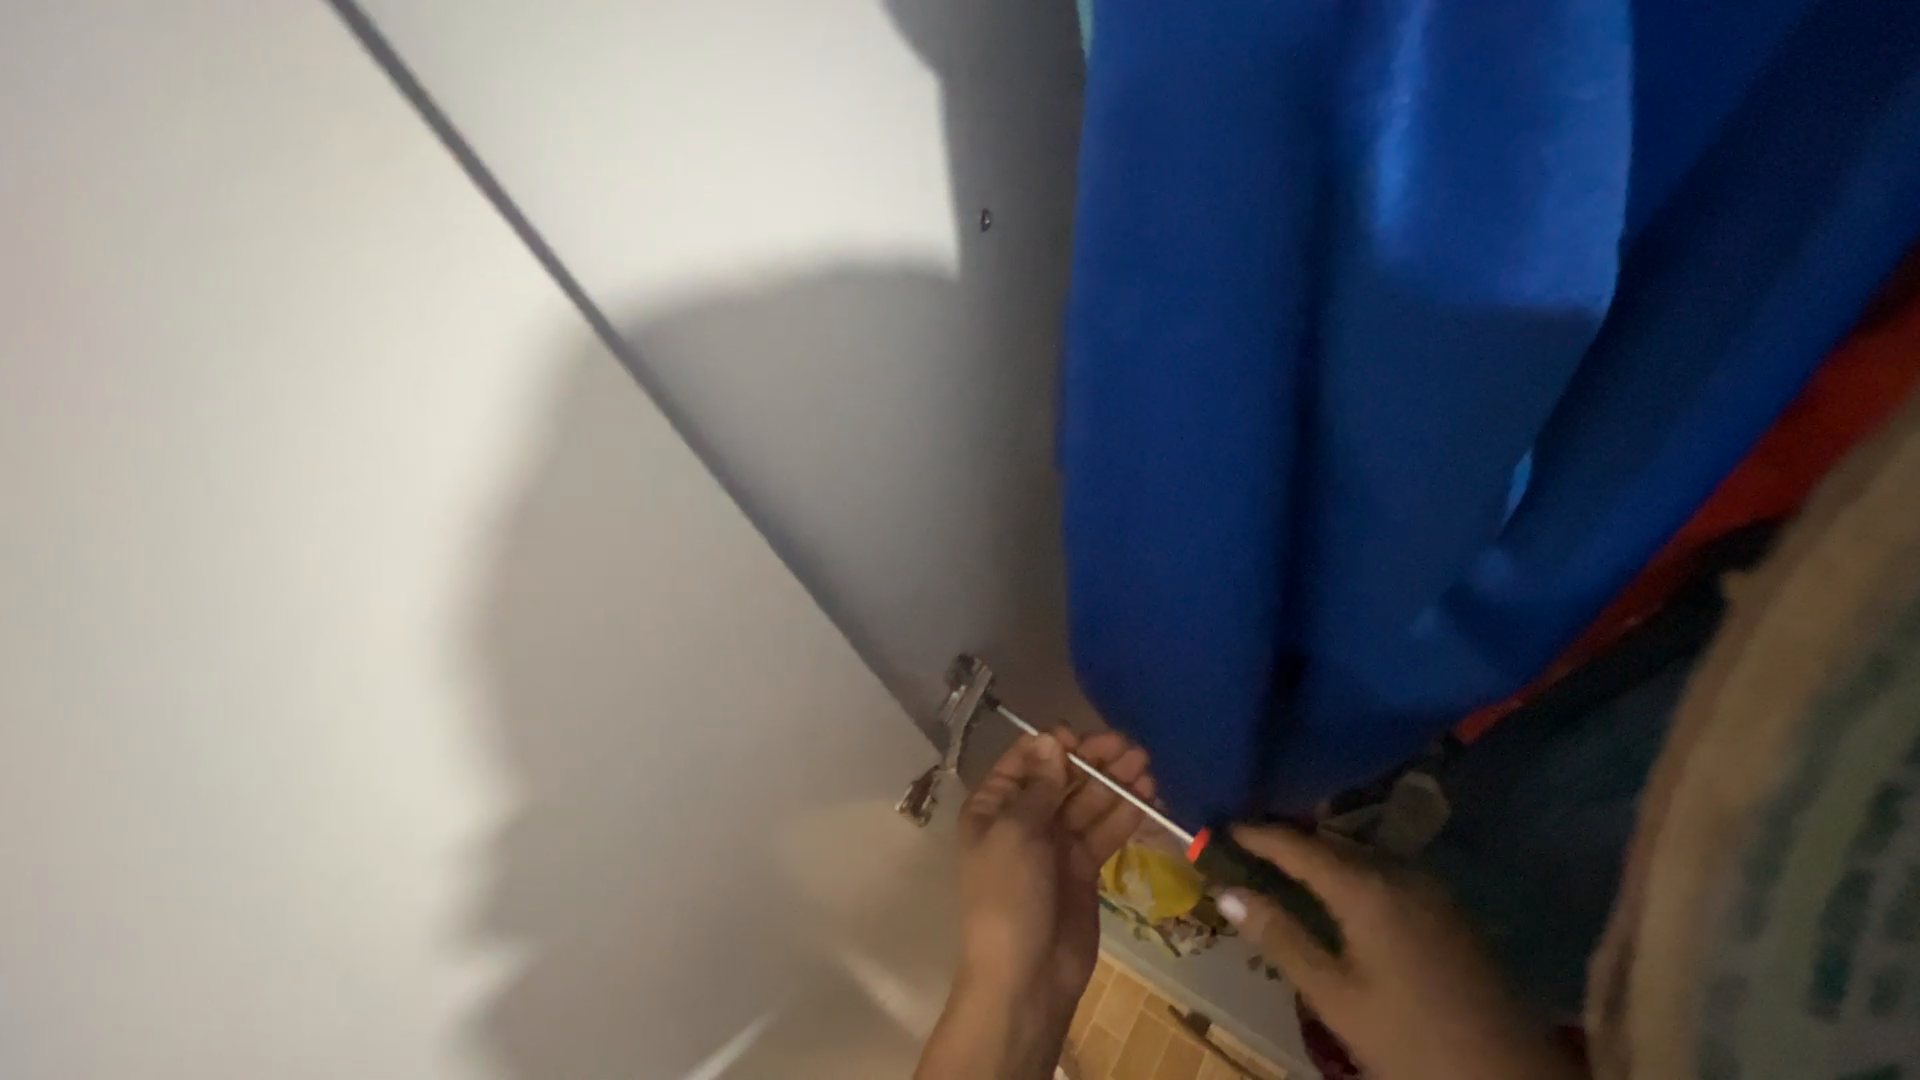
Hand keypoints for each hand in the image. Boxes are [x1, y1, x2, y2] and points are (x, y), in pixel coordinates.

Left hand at [956, 727, 1154, 1008]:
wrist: (1026, 979)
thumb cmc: (1008, 897)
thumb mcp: (1015, 834)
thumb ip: (1039, 787)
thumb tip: (1050, 739)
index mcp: (992, 808)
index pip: (1024, 762)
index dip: (1053, 746)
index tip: (1082, 737)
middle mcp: (1022, 820)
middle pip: (1061, 778)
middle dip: (1093, 761)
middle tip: (1130, 748)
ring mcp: (1054, 844)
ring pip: (1087, 803)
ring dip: (1115, 784)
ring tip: (1147, 766)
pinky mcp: (1083, 868)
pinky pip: (1104, 832)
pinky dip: (1125, 814)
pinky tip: (1149, 798)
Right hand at [1217, 827, 1582, 1079]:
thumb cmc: (1412, 1043)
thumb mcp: (1334, 997)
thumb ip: (1280, 937)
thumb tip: (1226, 890)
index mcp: (1366, 890)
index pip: (1298, 846)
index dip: (1257, 835)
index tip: (1221, 828)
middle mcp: (1399, 874)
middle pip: (1331, 843)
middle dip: (1287, 843)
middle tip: (1246, 849)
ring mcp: (1431, 890)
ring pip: (1361, 856)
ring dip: (1320, 857)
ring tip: (1283, 868)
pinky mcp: (1450, 910)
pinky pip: (1386, 873)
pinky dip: (1351, 873)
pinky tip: (1337, 896)